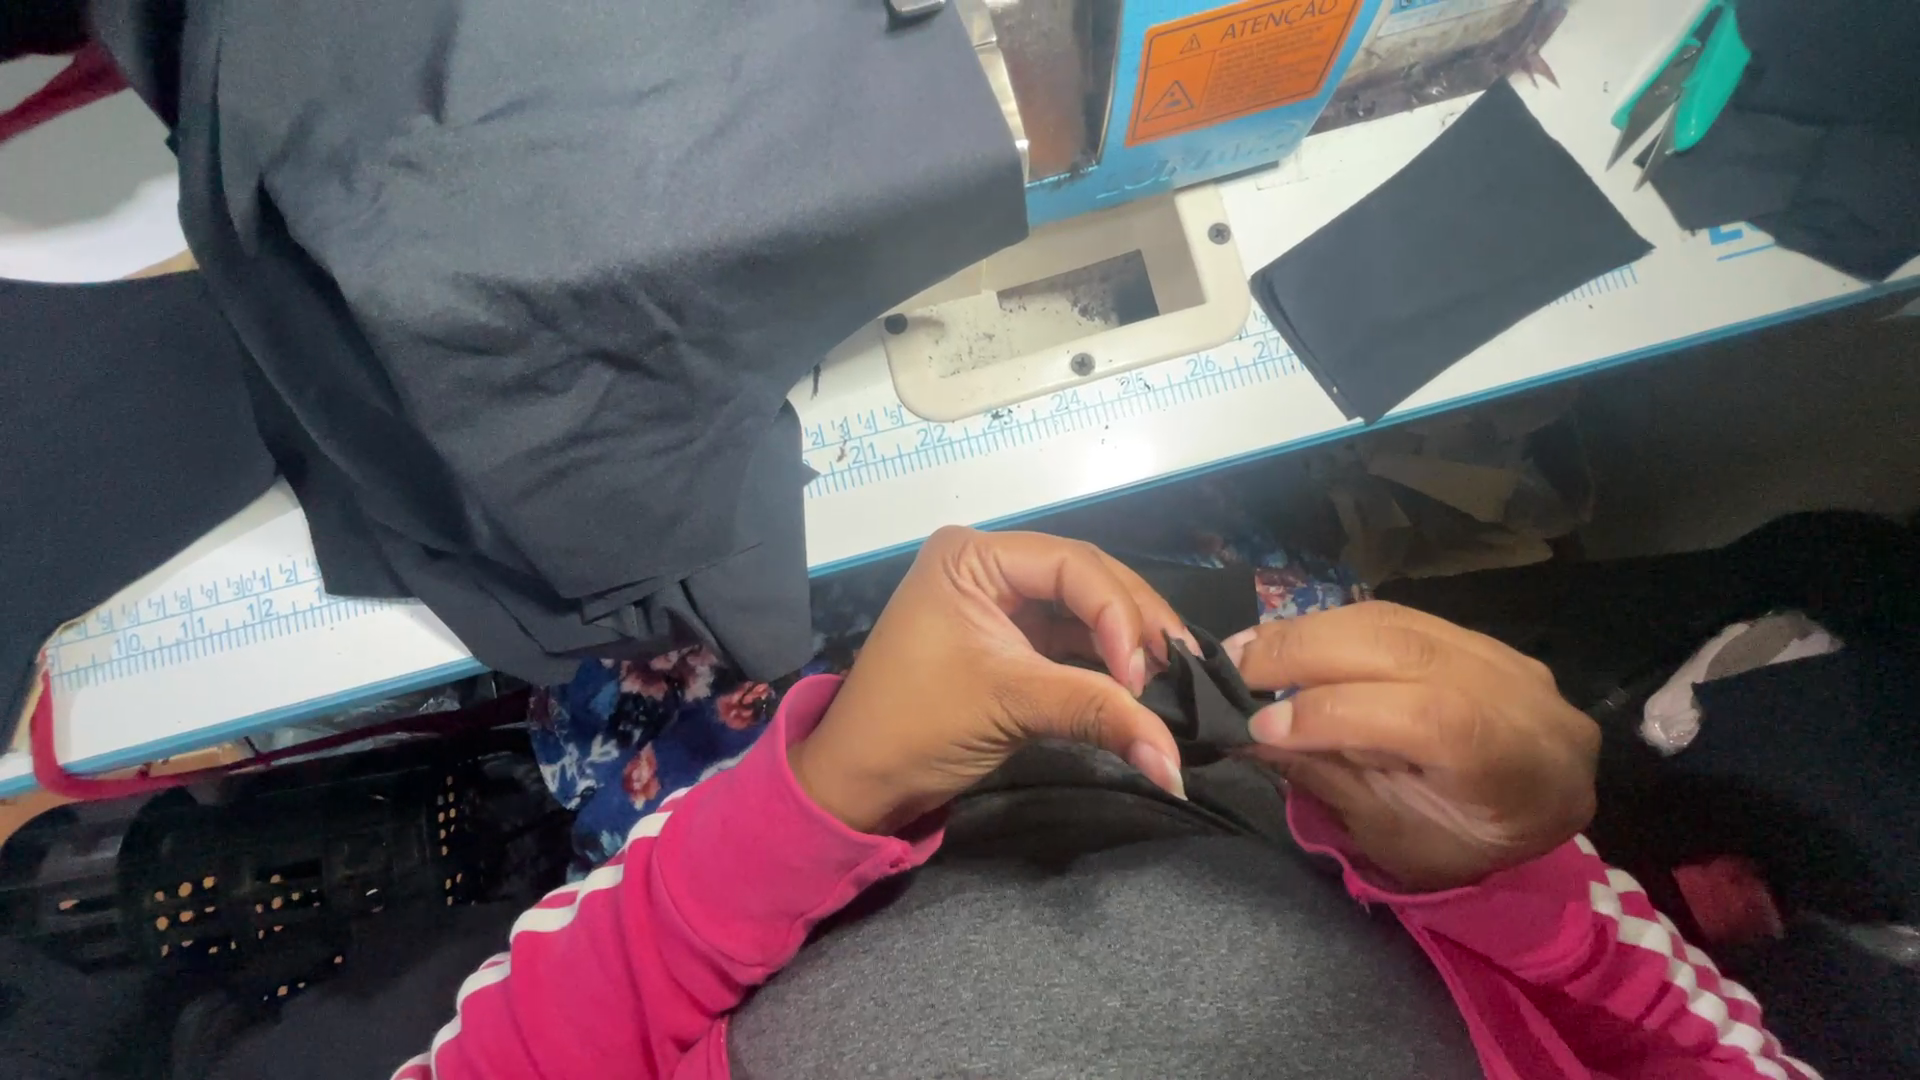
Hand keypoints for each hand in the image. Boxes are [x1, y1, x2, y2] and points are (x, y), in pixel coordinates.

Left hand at [789, 527, 1196, 834]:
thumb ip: (1098, 715)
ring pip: (1081, 608)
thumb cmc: (916, 725)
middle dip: (1133, 621)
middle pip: (1083, 578)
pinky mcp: (1007, 639)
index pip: (1070, 564)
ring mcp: (998, 601)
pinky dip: (1102, 661)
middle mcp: (986, 565)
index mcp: (971, 556)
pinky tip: (1137, 682)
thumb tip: (1178, 765)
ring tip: (1173, 672)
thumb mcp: (1009, 705)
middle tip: (1182, 662)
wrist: (859, 780)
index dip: (1117, 613)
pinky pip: (1067, 639)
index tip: (1142, 674)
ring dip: (1124, 641)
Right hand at [1224, 601, 1598, 890]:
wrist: (1525, 811)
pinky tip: (1279, 639)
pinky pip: (1382, 615)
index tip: (1260, 726)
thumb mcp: (1388, 832)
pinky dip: (1321, 626)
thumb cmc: (1458, 843)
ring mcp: (1494, 652)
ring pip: (1383, 620)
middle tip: (1228, 669)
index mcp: (1519, 765)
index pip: (1426, 718)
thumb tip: (1243, 733)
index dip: (1333, 713)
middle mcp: (1518, 694)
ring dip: (1300, 633)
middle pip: (1398, 649)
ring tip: (1243, 651)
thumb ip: (1321, 773)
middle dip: (1299, 655)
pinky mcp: (1463, 632)